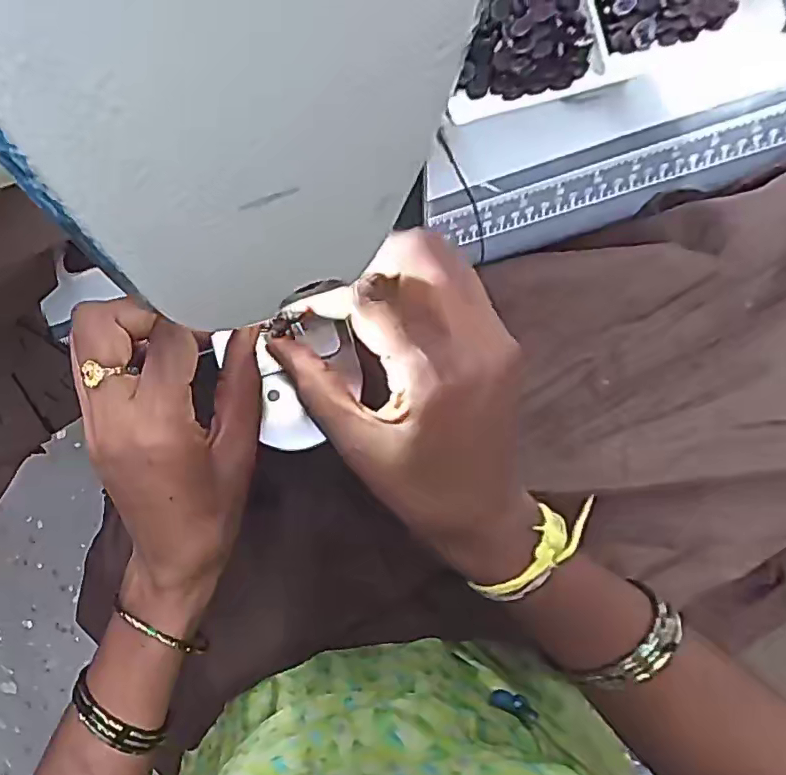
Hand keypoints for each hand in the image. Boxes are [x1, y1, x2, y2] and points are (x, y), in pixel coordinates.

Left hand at [69, 299, 261, 635]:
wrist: (172, 560)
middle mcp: (112, 421)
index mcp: (155, 427)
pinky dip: (116, 352)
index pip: (164, 337)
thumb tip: (245, 332)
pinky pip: (87, 369)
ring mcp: (93, 426)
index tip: (220, 318)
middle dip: (142, 309)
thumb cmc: (209, 519)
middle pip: (98, 323)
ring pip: (83, 340)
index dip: (198, 315)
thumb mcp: (237, 450)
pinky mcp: (90, 431)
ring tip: (166, 344)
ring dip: (124, 327)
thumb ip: (240, 381)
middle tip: (180, 325)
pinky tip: (151, 367)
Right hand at [266, 229, 536, 582]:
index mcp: (434, 375)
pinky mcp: (503, 337)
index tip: (303, 309)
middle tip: (337, 294)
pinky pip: (460, 282)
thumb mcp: (358, 444)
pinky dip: (422, 284)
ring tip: (363, 302)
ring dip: (396, 267)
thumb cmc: (421, 490)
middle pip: (419, 253)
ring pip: (444, 258)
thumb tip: (282, 344)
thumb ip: (317, 387)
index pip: (373, 297)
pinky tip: (395, 316)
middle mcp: (475, 343)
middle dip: (367, 261)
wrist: (482, 511)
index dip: (328, 295)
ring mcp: (496, 336)